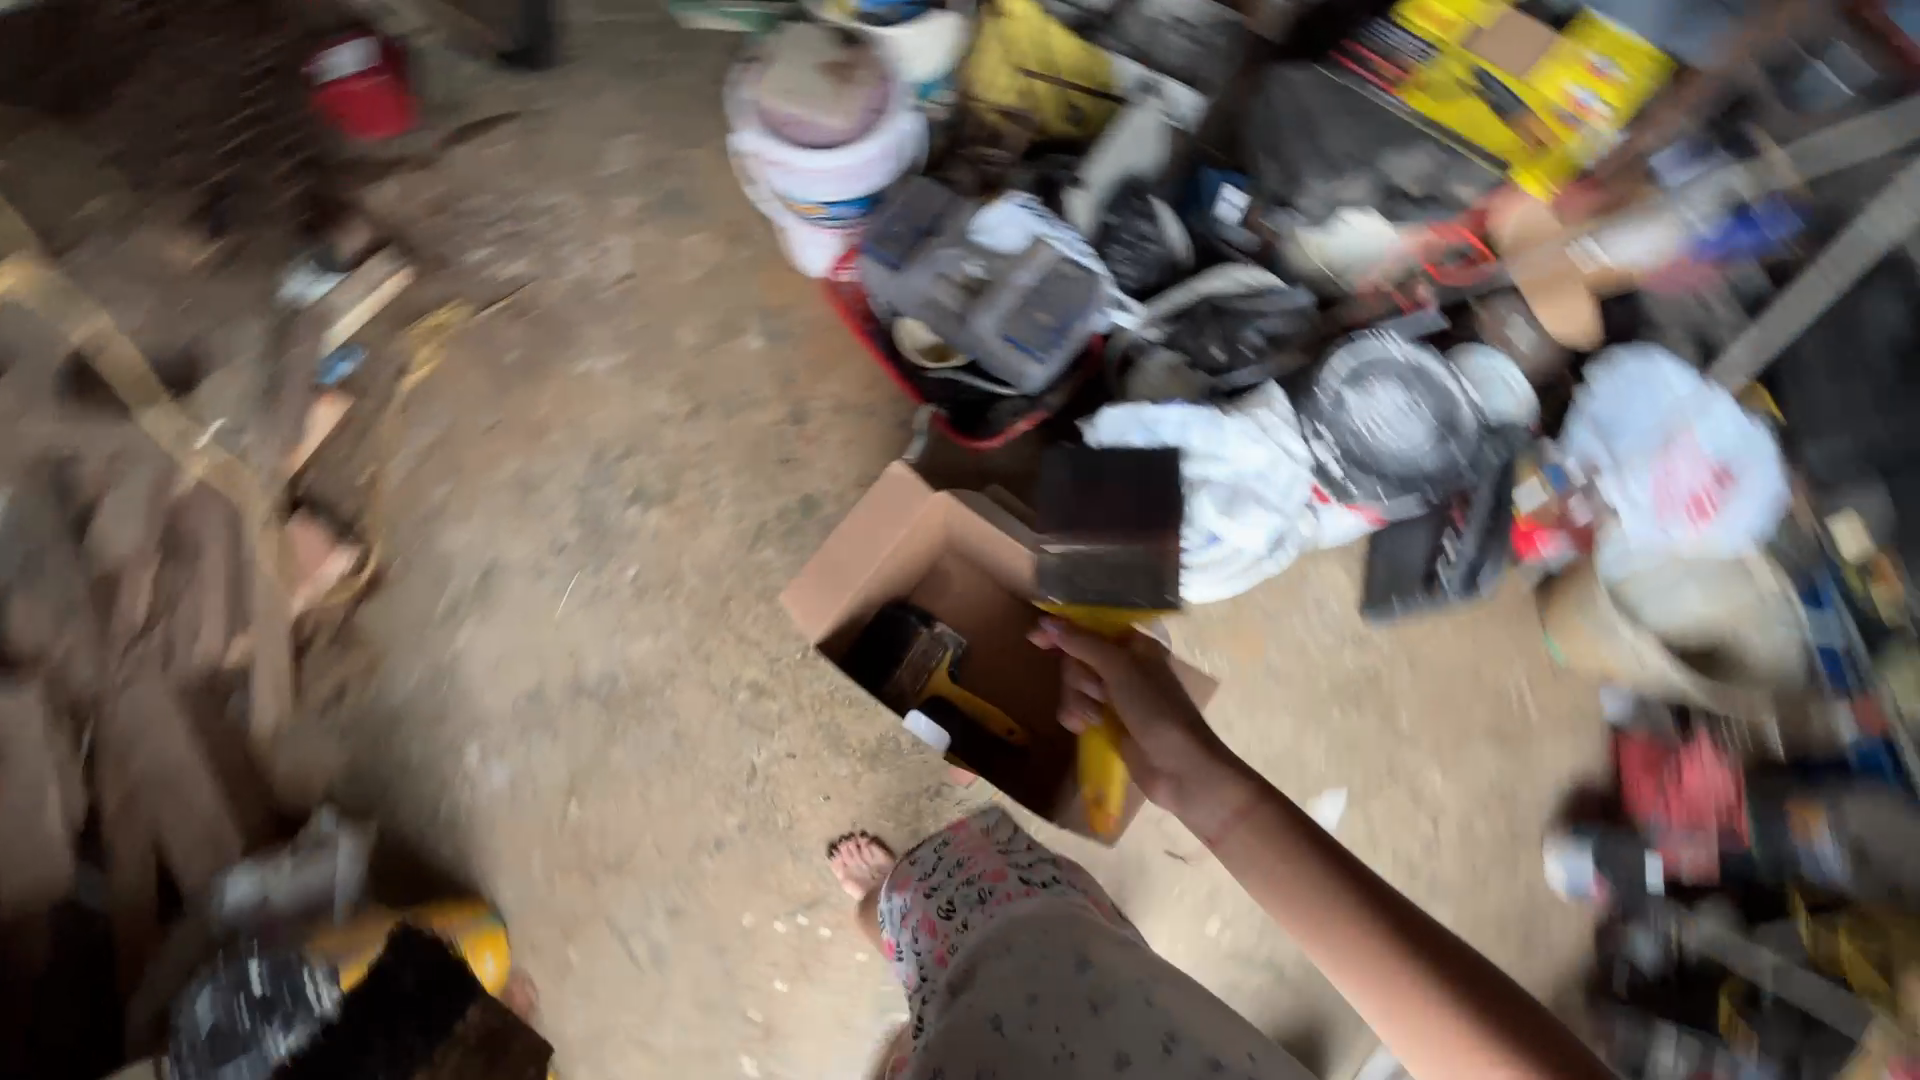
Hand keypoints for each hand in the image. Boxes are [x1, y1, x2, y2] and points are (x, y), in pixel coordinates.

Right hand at [1027, 618, 1261, 838]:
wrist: (1180, 768)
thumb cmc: (1156, 710)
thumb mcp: (1120, 669)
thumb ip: (1083, 644)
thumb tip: (1047, 622)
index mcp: (1135, 645)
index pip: (1091, 627)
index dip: (1063, 631)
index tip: (1035, 639)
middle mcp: (1125, 665)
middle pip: (1077, 657)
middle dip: (1077, 677)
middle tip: (1095, 692)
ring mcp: (1116, 695)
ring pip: (1074, 684)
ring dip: (1077, 700)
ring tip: (1093, 718)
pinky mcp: (1107, 721)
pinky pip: (1078, 708)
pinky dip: (1077, 716)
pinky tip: (1084, 728)